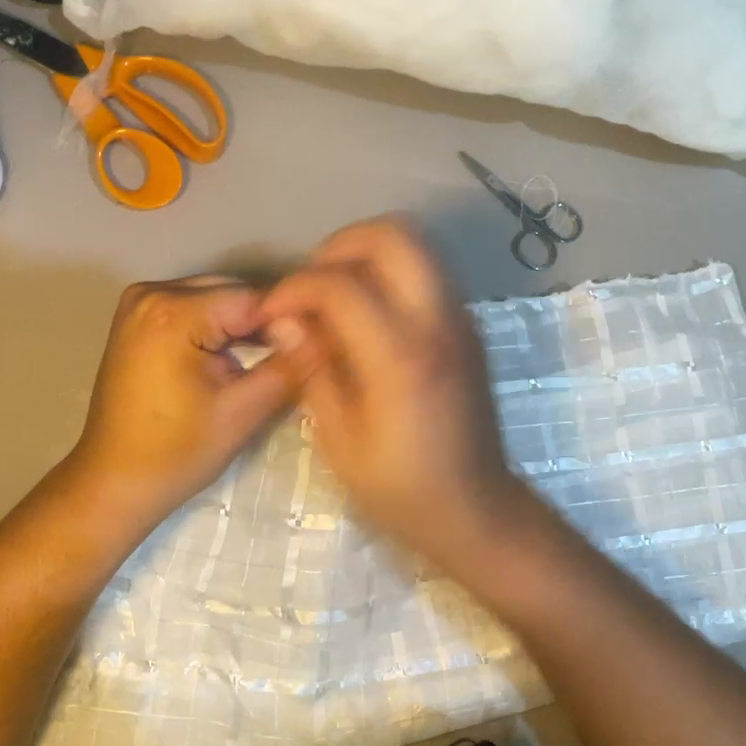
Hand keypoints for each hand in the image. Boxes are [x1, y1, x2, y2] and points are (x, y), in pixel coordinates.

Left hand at [63, 276, 296, 525]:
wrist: (114, 481)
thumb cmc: (177, 453)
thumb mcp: (243, 411)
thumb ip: (288, 365)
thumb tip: (326, 331)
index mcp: (173, 311)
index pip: (254, 297)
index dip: (291, 322)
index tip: (319, 348)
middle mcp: (151, 292)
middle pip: (233, 292)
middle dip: (267, 323)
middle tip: (298, 358)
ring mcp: (139, 303)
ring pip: (215, 299)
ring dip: (244, 327)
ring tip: (273, 360)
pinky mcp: (137, 319)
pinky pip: (193, 310)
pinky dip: (218, 329)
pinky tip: (238, 359)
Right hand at [262, 218, 528, 564]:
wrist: (475, 510)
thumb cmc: (400, 489)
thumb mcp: (339, 440)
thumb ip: (314, 368)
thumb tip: (287, 319)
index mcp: (402, 358)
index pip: (340, 284)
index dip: (293, 288)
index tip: (271, 314)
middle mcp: (439, 324)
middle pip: (392, 235)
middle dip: (338, 248)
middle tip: (310, 289)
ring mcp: (462, 320)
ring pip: (417, 245)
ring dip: (367, 256)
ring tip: (335, 300)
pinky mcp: (469, 328)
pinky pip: (428, 273)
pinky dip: (391, 275)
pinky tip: (367, 319)